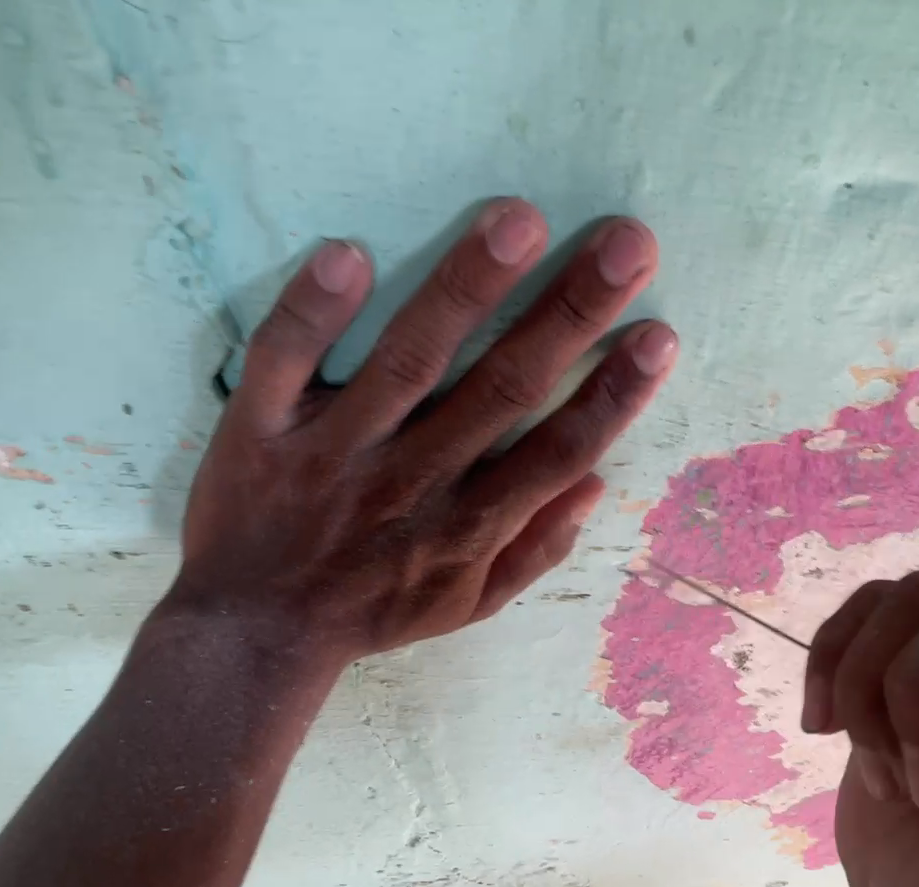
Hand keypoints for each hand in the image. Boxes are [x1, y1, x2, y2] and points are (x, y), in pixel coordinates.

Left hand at [169, 199, 674, 663]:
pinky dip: (312, 314)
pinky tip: (346, 255)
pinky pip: (283, 365)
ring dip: (465, 291)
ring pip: (409, 363)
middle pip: (504, 389)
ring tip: (518, 221)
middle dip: (570, 314)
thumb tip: (596, 483)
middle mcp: (415, 480)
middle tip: (627, 243)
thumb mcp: (472, 605)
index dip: (614, 395)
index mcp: (472, 526)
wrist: (258, 633)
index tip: (659, 335)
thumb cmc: (377, 610)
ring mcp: (338, 452)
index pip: (559, 451)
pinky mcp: (263, 431)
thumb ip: (537, 550)